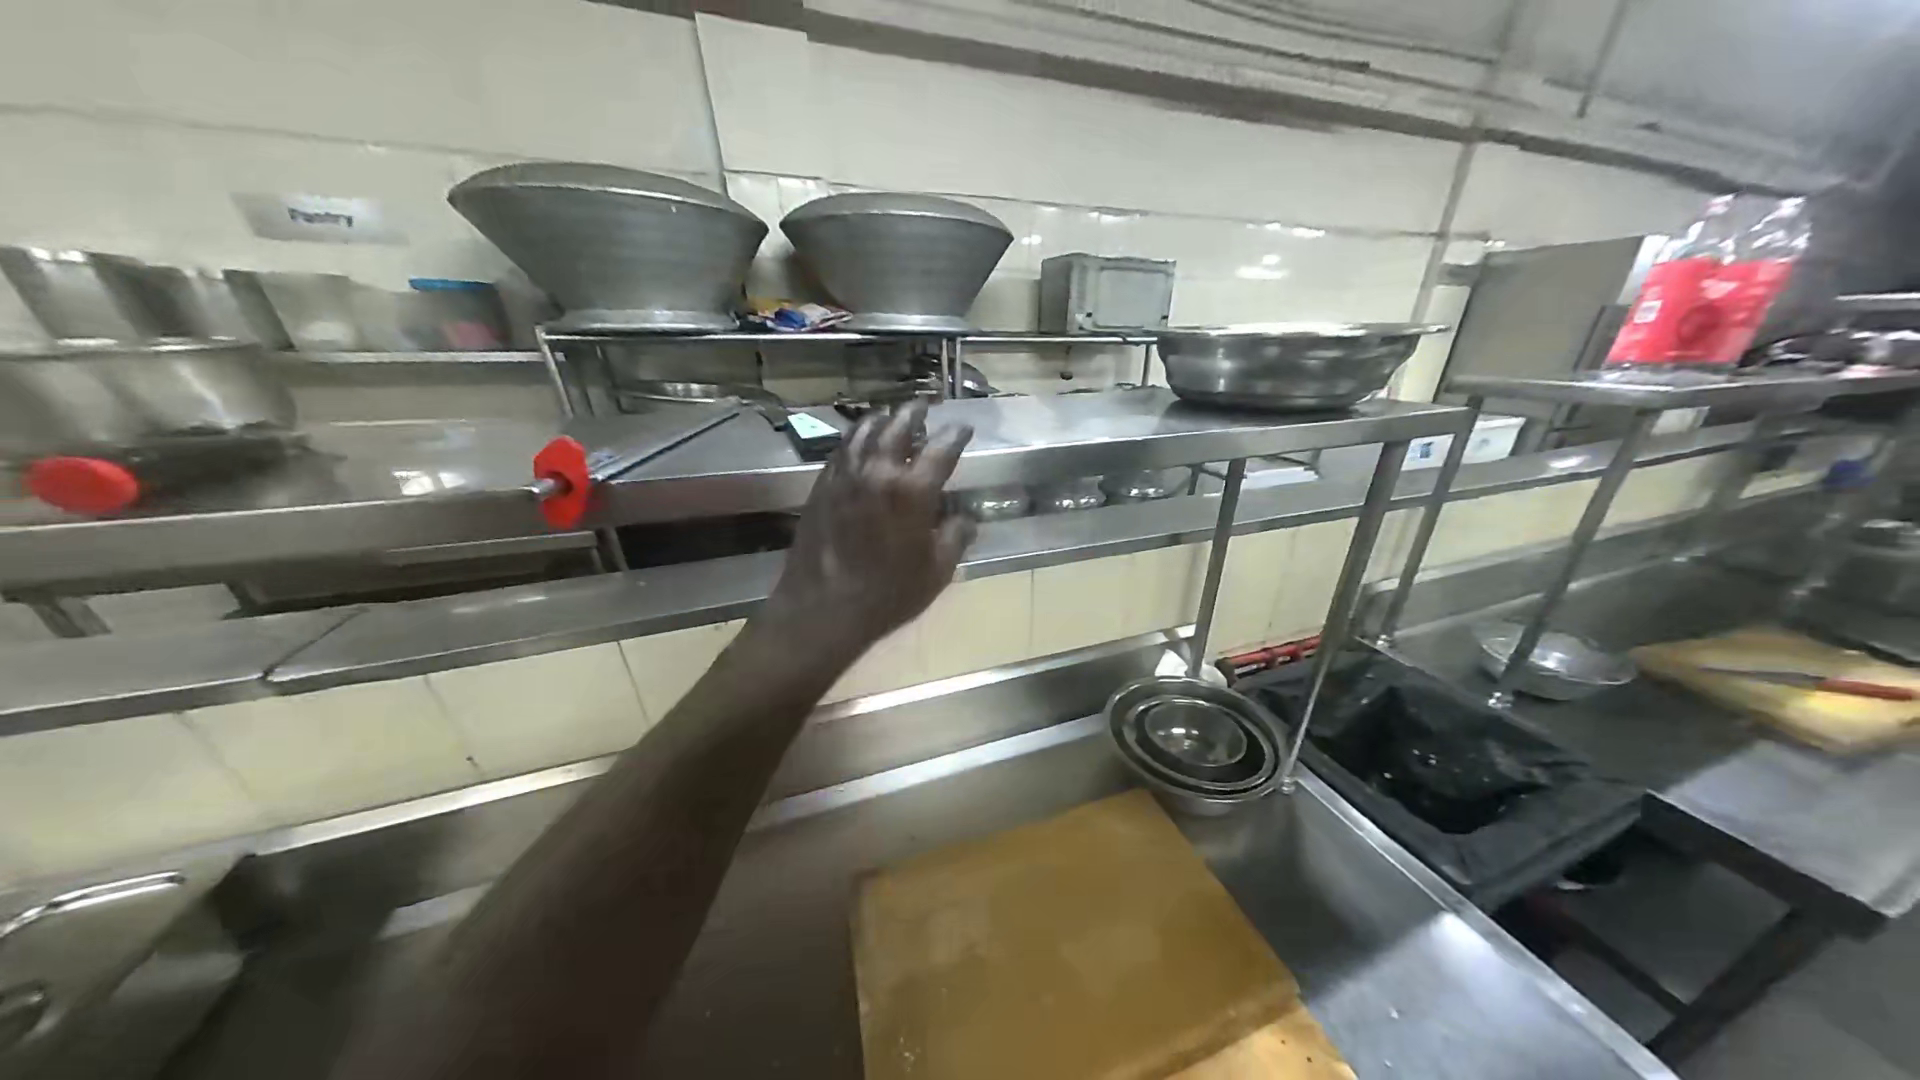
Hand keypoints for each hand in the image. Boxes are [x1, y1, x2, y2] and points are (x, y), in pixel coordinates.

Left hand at [761, 401, 975, 661]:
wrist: (822, 609)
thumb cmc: (887, 595)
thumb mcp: (936, 572)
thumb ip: (955, 538)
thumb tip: (965, 520)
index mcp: (912, 491)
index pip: (941, 448)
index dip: (956, 434)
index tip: (964, 427)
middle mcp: (878, 471)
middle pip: (899, 427)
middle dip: (916, 413)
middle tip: (926, 407)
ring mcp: (845, 475)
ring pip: (865, 431)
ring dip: (883, 419)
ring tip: (892, 416)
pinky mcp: (822, 486)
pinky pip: (843, 450)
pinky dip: (856, 438)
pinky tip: (860, 442)